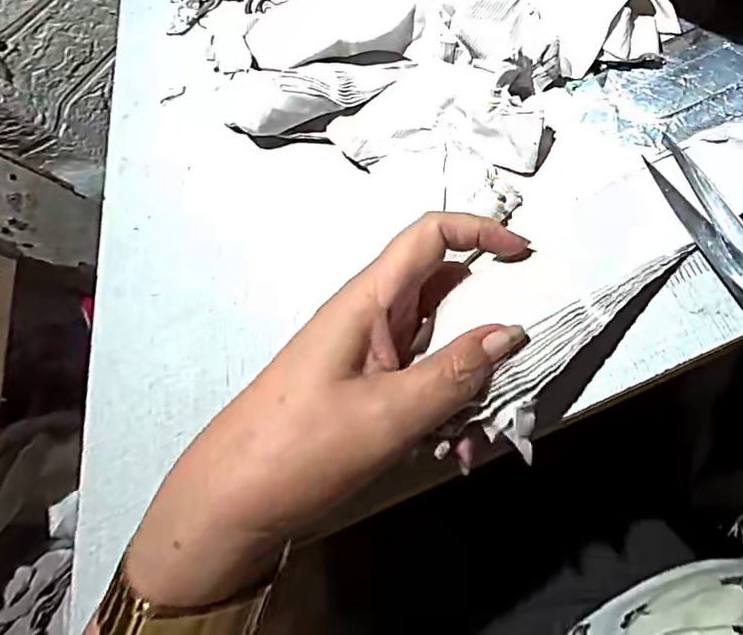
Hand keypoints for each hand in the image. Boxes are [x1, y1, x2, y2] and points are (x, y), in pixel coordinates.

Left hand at [122, 213, 530, 607]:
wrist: (221, 511)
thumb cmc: (295, 451)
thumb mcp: (387, 416)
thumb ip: (455, 373)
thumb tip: (511, 333)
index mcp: (369, 300)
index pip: (431, 235)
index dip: (480, 230)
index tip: (521, 252)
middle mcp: (376, 314)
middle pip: (447, 287)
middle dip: (486, 317)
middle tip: (516, 351)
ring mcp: (376, 348)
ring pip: (443, 335)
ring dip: (470, 371)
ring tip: (479, 426)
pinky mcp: (375, 379)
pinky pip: (429, 370)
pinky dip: (452, 397)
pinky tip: (454, 445)